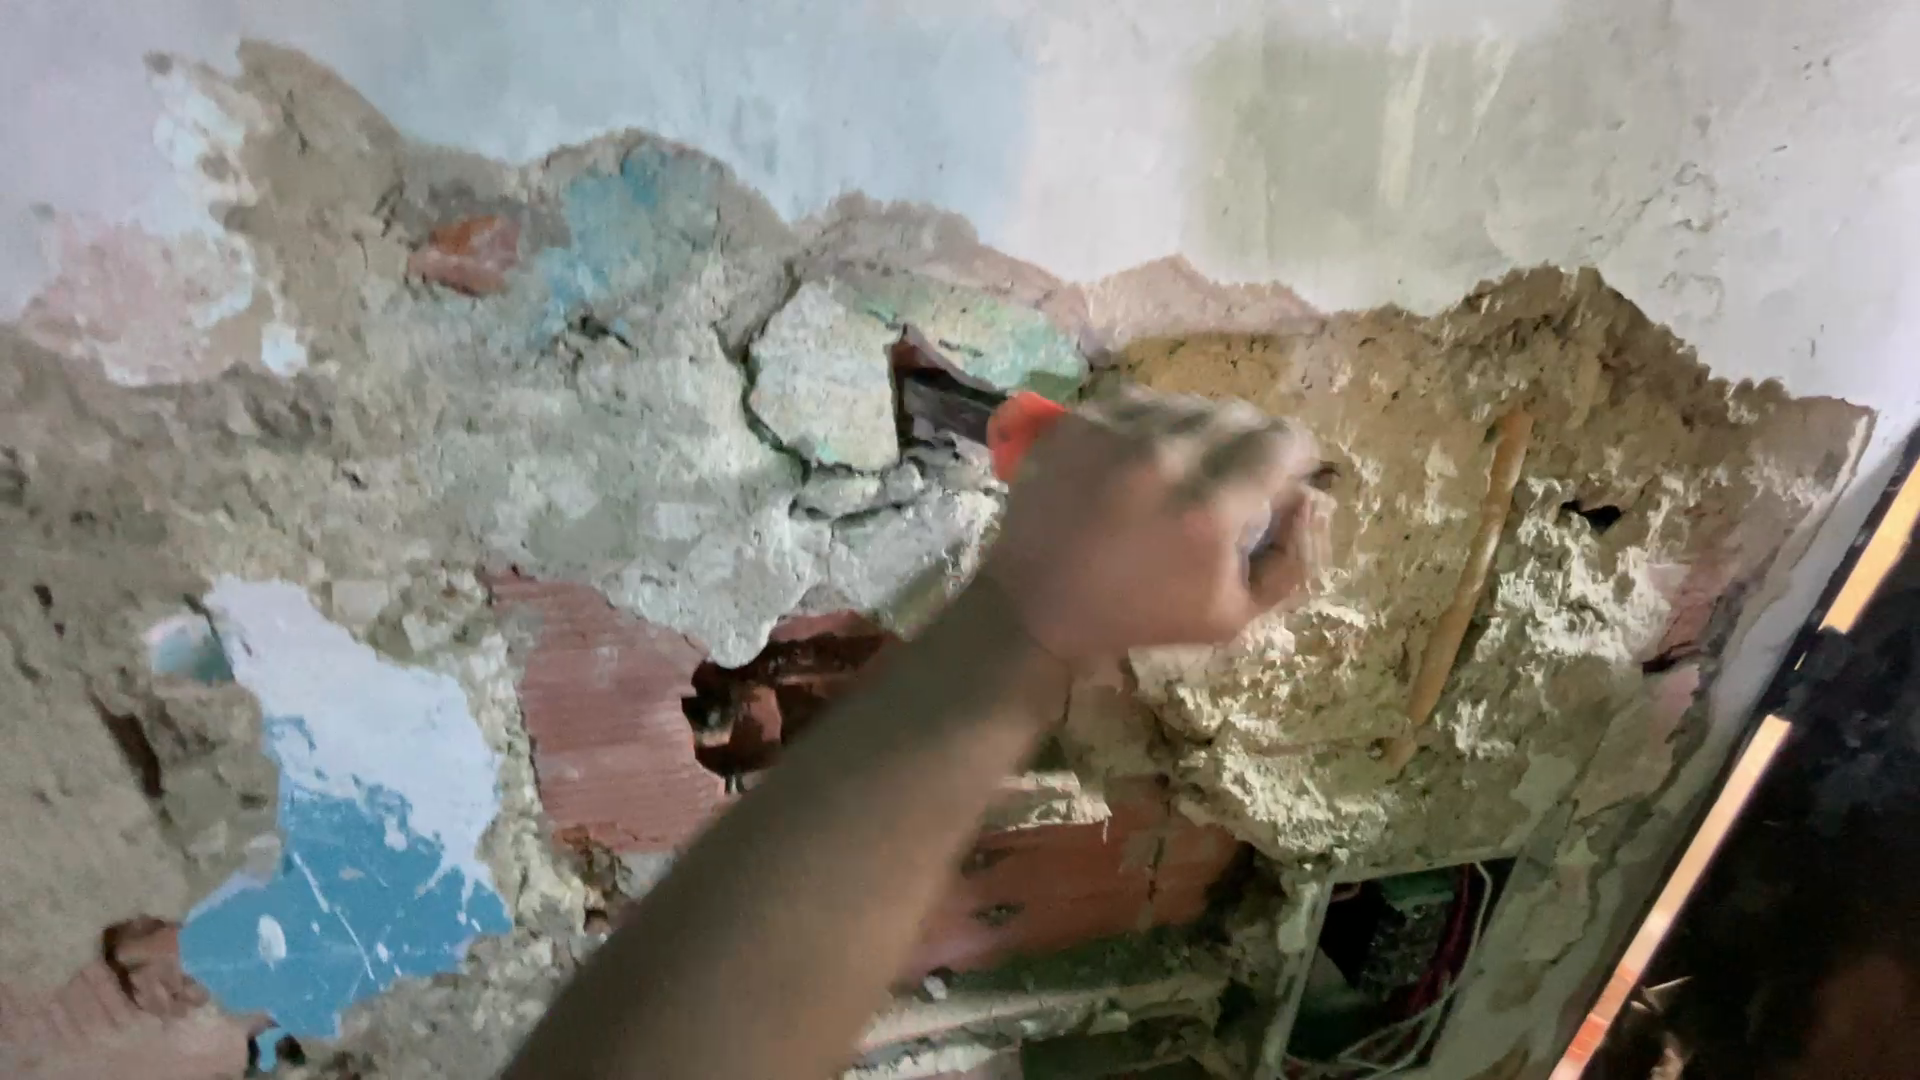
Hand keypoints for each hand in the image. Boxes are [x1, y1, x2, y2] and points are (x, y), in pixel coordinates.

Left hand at [981, 388, 1326, 661]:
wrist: (1038, 602)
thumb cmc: (1139, 616)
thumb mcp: (1234, 617)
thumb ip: (1295, 558)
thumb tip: (1313, 496)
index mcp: (1210, 509)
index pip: (1284, 440)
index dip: (1294, 457)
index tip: (1280, 475)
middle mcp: (1166, 457)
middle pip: (1241, 414)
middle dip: (1249, 442)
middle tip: (1229, 475)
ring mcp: (1115, 434)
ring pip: (1190, 403)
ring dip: (1200, 430)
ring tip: (1182, 467)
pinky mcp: (1078, 422)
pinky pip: (1142, 401)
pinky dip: (1153, 423)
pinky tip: (1142, 455)